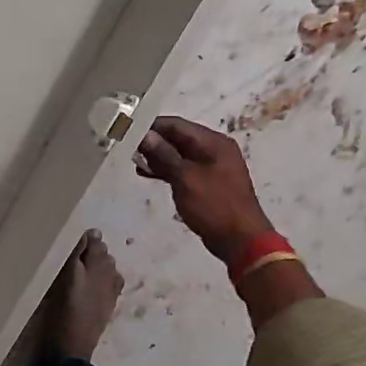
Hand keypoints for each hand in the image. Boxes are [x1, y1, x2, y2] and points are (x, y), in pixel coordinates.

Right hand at [133, 115, 274, 261]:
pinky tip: (147, 173)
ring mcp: (211, 167)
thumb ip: (164, 154)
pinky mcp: (206, 183)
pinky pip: (183, 169)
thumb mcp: (185, 177)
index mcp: (213, 142)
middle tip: (126, 146)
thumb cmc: (214, 205)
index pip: (177, 125)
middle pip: (178, 138)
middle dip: (153, 141)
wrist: (240, 240)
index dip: (151, 126)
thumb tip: (145, 134)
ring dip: (157, 156)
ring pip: (179, 154)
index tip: (127, 130)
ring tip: (133, 160)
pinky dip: (166, 169)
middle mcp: (214, 150)